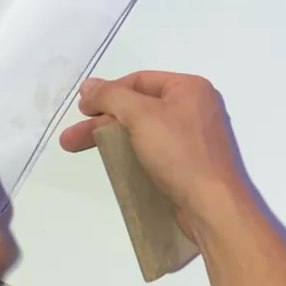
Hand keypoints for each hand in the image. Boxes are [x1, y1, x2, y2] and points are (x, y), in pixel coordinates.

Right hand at [58, 72, 251, 239]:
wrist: (212, 205)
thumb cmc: (180, 153)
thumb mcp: (142, 116)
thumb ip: (112, 96)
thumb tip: (89, 85)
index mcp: (190, 88)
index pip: (140, 80)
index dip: (108, 92)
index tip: (81, 108)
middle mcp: (194, 107)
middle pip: (139, 106)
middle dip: (103, 119)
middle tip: (72, 134)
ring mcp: (193, 136)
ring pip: (143, 129)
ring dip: (111, 136)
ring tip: (76, 147)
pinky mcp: (189, 162)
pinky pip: (154, 149)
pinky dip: (130, 151)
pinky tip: (110, 159)